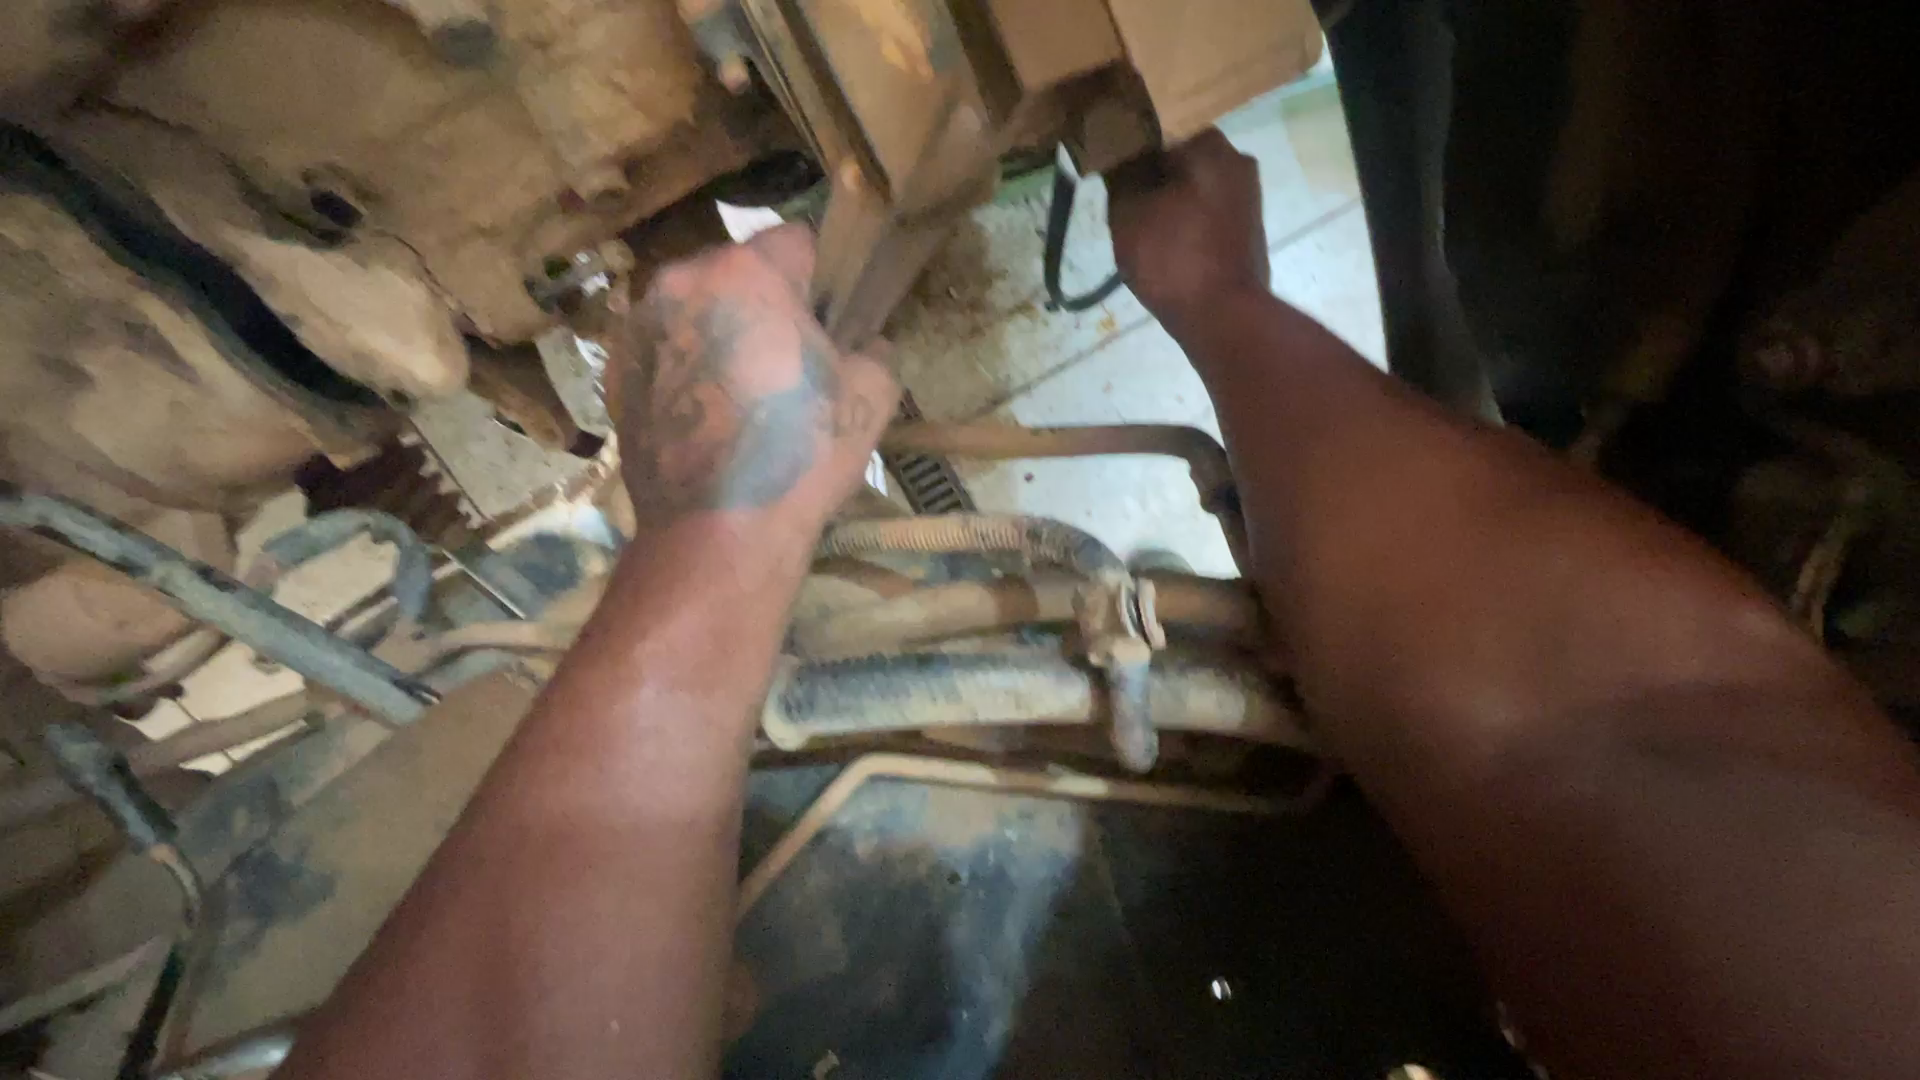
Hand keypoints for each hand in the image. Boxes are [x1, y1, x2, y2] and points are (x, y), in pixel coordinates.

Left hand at [613, 225, 898, 530]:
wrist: (719, 531)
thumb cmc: (802, 454)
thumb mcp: (871, 398)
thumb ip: (875, 350)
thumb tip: (864, 346)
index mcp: (746, 273)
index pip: (796, 241)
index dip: (821, 280)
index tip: (830, 323)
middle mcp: (680, 282)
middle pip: (738, 274)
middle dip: (766, 306)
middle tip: (789, 367)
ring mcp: (639, 329)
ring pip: (697, 310)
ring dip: (723, 334)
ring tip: (744, 398)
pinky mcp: (616, 375)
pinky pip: (666, 351)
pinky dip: (688, 369)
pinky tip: (708, 419)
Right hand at [1108, 129, 1270, 327]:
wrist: (1222, 316)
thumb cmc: (1171, 258)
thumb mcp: (1127, 215)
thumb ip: (1119, 178)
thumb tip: (1117, 158)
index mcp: (1209, 146)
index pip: (1156, 144)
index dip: (1132, 171)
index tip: (1118, 200)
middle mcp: (1238, 162)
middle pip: (1179, 171)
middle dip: (1155, 193)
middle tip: (1131, 227)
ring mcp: (1250, 199)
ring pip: (1194, 197)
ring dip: (1172, 215)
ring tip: (1151, 247)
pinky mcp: (1251, 232)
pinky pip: (1209, 222)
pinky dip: (1191, 234)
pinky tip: (1175, 260)